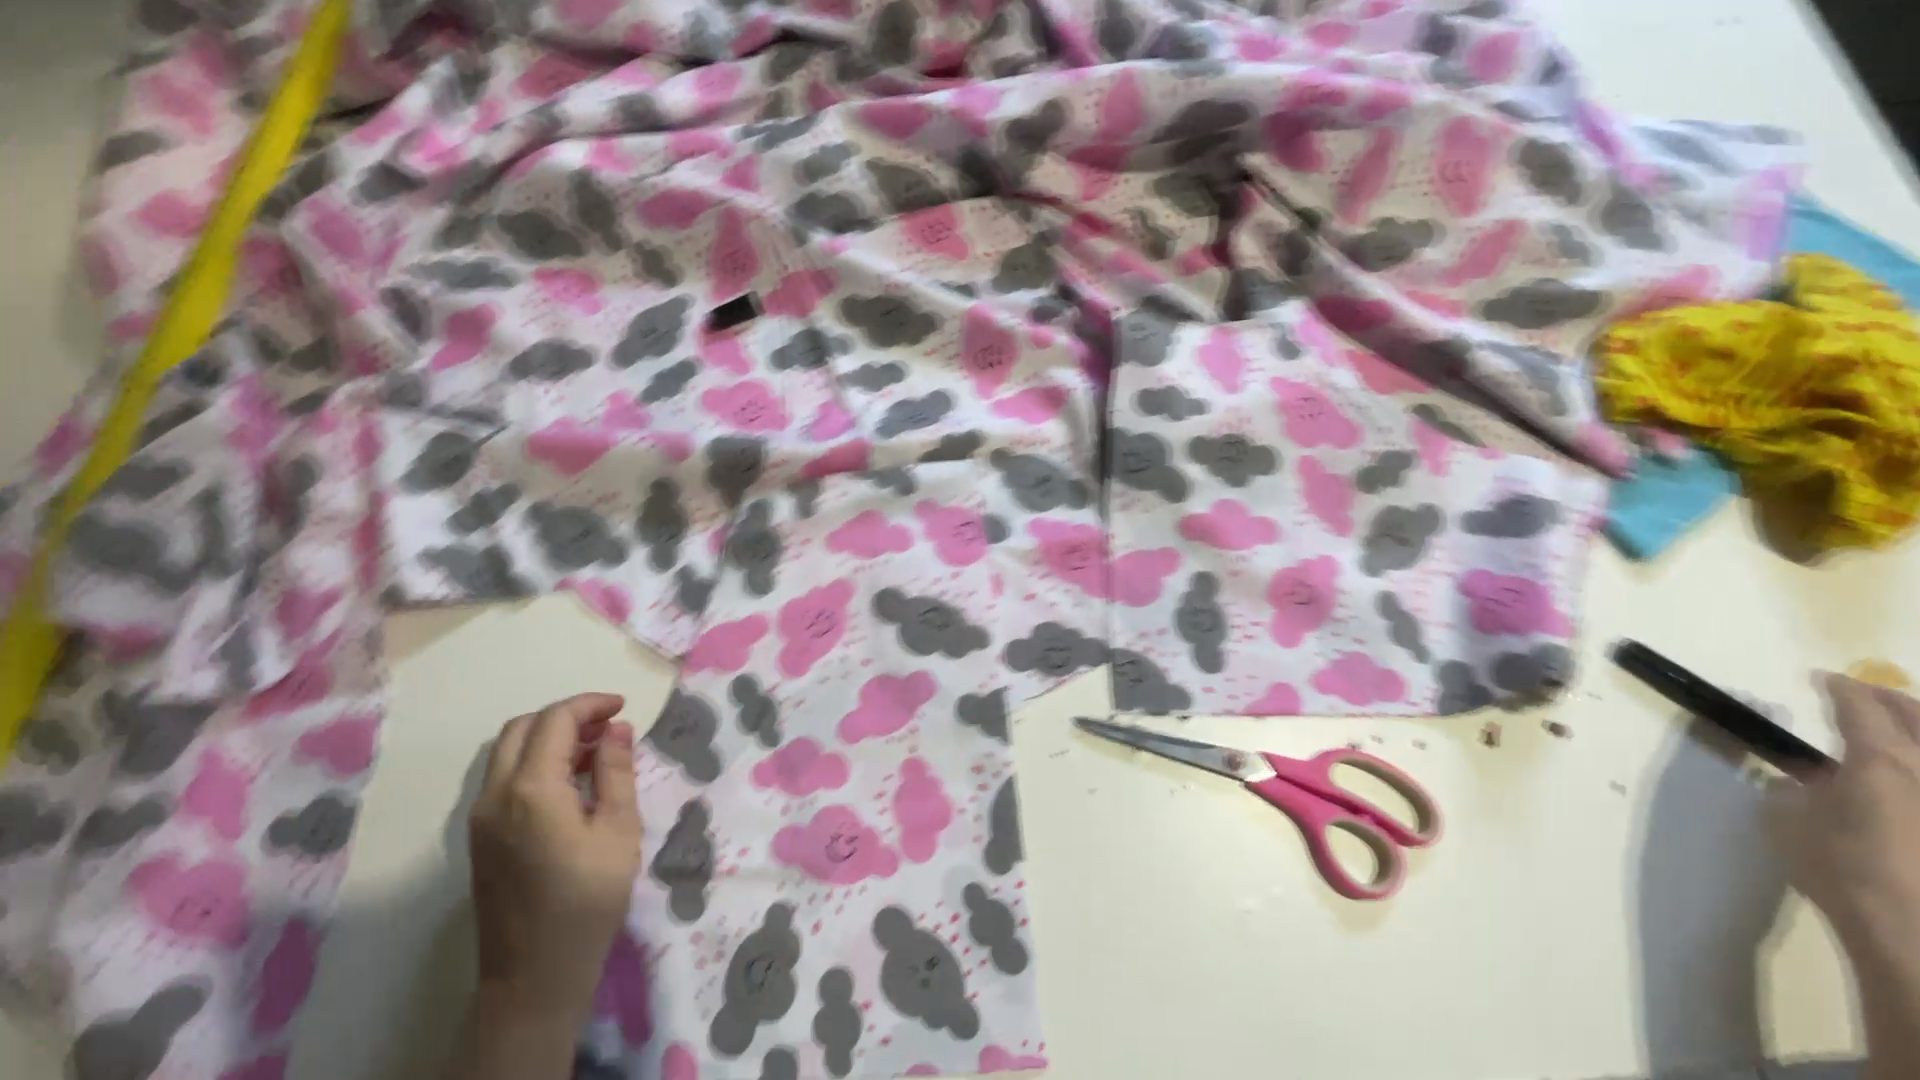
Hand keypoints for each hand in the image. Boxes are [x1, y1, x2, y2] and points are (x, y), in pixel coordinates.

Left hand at [468, 693, 642, 1025]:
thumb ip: (616, 772)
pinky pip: (503, 780)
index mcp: (531, 788)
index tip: (623, 708)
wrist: (534, 974)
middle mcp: (495, 794)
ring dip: (548, 739)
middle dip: (566, 717)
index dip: (590, 704)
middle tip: (608, 728)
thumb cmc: (588, 901)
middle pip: (523, 728)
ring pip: (507, 752)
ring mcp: (480, 817)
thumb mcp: (619, 831)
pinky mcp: (479, 837)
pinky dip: (534, 764)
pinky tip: (569, 786)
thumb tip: (615, 729)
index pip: (555, 720)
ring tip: (594, 754)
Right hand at [1768, 673, 1919, 945]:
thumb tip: (1801, 779)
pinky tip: (1904, 771)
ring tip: (1901, 727)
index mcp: (1879, 759)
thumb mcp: (1790, 824)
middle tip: (1867, 693)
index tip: (1822, 680)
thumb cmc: (1842, 870)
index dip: (1839, 689)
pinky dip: (1913, 763)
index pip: (1858, 707)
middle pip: (1917, 716)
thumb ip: (1793, 791)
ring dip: (1916, 727)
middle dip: (1892, 699)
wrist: (1913, 931)